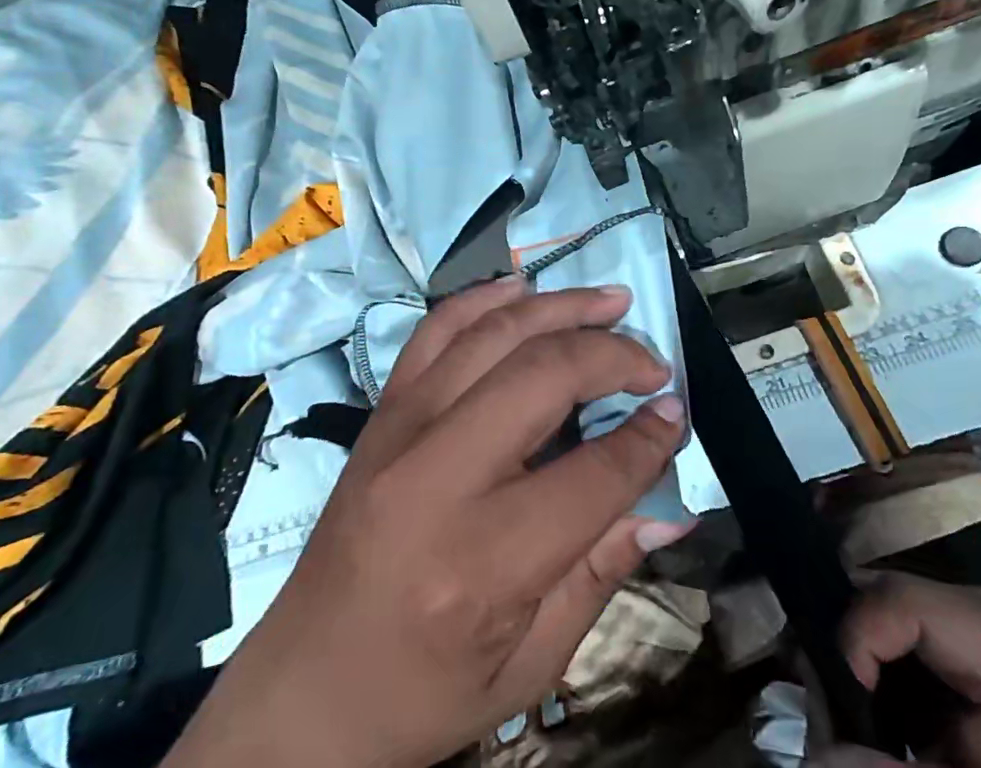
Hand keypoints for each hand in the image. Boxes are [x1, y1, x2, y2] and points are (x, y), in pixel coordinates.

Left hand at [165, 277, 692, 767]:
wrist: (304, 693)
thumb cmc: (426, 690)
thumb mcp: (532, 660)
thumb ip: (604, 570)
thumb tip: (673, 506)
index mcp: (483, 561)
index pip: (594, 473)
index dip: (649, 437)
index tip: (676, 412)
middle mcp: (435, 481)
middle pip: (544, 378)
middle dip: (614, 356)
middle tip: (653, 363)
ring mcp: (397, 436)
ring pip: (492, 336)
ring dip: (561, 307)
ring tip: (612, 300)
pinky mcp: (379, 419)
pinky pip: (434, 334)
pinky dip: (483, 299)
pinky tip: (524, 288)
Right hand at [812, 574, 980, 767]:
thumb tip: (815, 756)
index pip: (901, 601)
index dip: (856, 639)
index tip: (844, 707)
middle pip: (892, 593)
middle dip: (848, 643)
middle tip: (832, 706)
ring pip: (894, 605)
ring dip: (862, 651)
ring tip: (854, 710)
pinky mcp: (980, 642)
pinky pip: (910, 626)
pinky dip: (882, 659)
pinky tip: (884, 707)